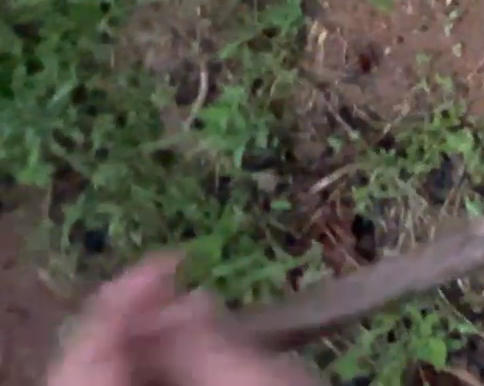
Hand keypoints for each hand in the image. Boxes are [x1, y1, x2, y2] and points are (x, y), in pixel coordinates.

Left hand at [48, 256, 317, 385]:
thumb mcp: (256, 384)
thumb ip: (209, 341)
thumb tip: (182, 296)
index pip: (85, 364)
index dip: (119, 303)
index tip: (174, 256)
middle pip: (81, 378)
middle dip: (128, 322)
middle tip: (178, 276)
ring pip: (101, 385)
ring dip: (135, 343)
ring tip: (183, 305)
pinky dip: (142, 369)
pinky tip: (177, 348)